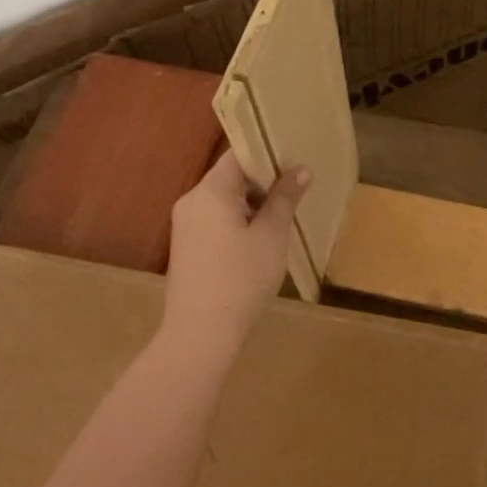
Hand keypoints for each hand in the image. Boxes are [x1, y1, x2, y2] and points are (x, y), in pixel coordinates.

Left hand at [163, 150, 309, 350]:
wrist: (201, 333)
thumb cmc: (241, 277)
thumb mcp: (272, 235)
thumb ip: (285, 198)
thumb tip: (300, 170)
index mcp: (210, 191)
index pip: (238, 155)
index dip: (267, 153)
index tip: (295, 159)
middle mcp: (192, 201)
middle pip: (231, 176)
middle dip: (263, 181)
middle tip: (297, 188)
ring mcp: (185, 225)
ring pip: (224, 200)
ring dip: (253, 203)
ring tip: (284, 215)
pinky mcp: (187, 247)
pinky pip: (216, 219)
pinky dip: (239, 221)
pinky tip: (261, 239)